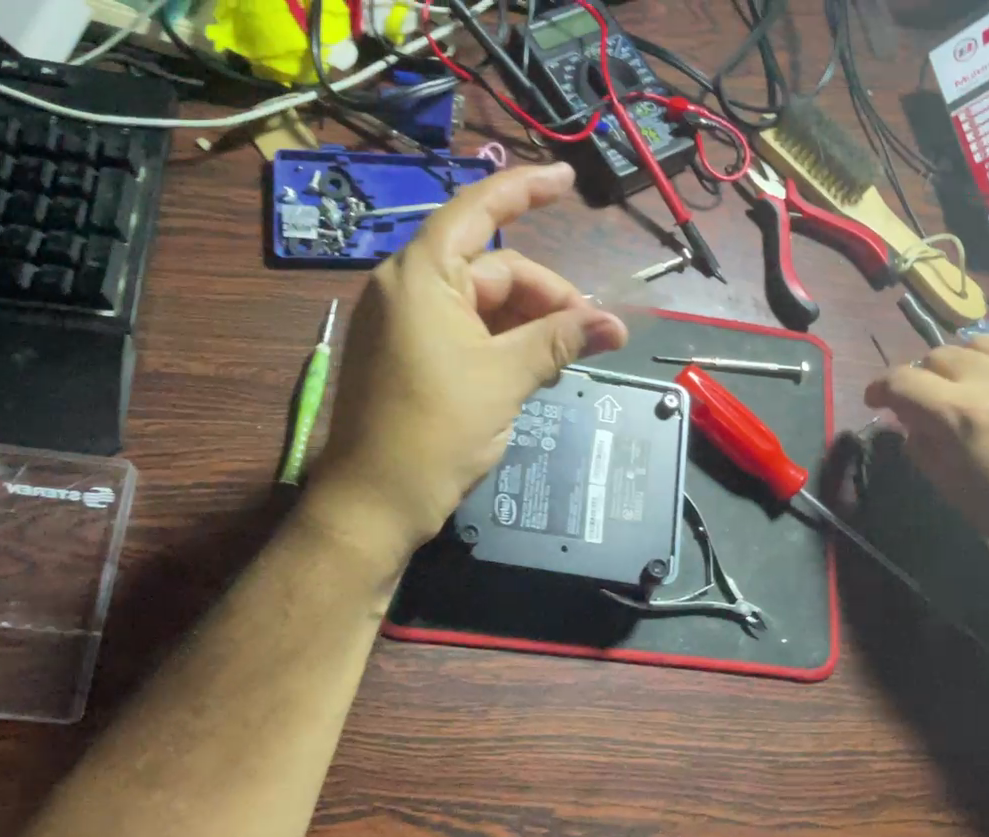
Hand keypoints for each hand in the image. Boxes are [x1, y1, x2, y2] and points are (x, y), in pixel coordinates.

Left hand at [306, 163, 628, 557]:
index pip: (478, 211)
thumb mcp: (505, 379)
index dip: (526, 190)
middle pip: (490, 268)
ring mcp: (403, 325)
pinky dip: (500, 344)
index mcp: (421, 275)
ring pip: (481, 305)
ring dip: (527, 324)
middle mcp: (406, 288)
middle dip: (544, 295)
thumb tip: (614, 325)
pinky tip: (533, 368)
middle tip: (590, 332)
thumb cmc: (435, 430)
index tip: (568, 181)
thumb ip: (557, 340)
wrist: (374, 502)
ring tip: (567, 355)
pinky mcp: (405, 358)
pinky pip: (462, 333)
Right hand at [864, 329, 988, 588]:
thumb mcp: (958, 494)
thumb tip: (910, 423)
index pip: (904, 380)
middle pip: (940, 355)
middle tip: (926, 404)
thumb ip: (926, 450)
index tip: (877, 402)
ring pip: (983, 340)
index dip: (881, 388)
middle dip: (922, 377)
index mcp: (963, 415)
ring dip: (964, 361)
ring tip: (971, 386)